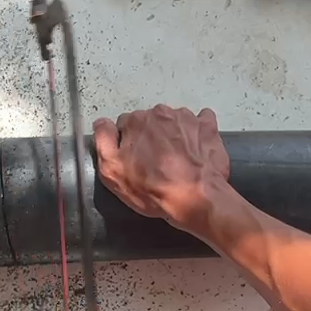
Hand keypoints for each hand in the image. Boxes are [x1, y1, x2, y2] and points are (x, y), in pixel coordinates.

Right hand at [93, 105, 232, 237]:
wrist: (195, 198)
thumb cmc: (151, 188)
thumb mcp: (112, 171)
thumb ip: (102, 141)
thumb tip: (102, 123)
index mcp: (135, 121)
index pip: (125, 125)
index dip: (128, 144)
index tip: (135, 161)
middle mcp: (160, 112)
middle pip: (150, 122)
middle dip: (151, 138)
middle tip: (155, 164)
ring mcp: (187, 118)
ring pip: (173, 121)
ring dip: (173, 135)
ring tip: (177, 159)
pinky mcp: (208, 127)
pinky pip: (201, 120)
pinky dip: (197, 130)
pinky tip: (196, 147)